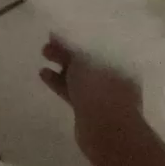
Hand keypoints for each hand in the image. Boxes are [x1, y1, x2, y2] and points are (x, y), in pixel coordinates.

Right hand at [40, 39, 145, 156]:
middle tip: (48, 45)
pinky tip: (43, 74)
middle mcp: (114, 76)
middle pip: (87, 60)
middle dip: (67, 52)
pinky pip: (73, 91)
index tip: (60, 34)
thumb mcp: (82, 60)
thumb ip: (68, 47)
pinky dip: (59, 82)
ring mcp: (103, 94)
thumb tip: (54, 34)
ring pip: (79, 76)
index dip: (78, 38)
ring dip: (62, 66)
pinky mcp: (90, 109)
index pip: (98, 45)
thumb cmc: (100, 89)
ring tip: (43, 55)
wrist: (106, 131)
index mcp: (120, 62)